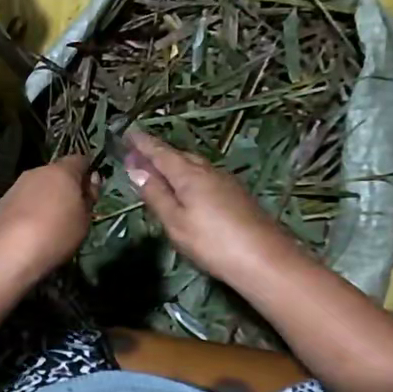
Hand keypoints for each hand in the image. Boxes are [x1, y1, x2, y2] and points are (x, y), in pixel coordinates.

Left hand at [0, 155, 99, 284]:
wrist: (10, 252)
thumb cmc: (57, 233)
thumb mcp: (85, 219)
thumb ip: (89, 197)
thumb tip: (90, 182)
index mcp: (62, 171)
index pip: (80, 159)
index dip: (88, 171)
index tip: (92, 190)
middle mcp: (38, 171)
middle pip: (57, 172)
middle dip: (67, 186)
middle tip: (74, 209)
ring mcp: (17, 185)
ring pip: (39, 186)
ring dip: (48, 197)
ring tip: (52, 222)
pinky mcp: (3, 201)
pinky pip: (25, 200)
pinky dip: (32, 208)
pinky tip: (33, 228)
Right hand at [122, 131, 310, 284]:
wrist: (264, 258)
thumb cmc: (212, 242)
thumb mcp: (176, 222)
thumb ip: (156, 194)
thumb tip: (136, 169)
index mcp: (189, 174)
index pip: (160, 151)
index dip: (143, 143)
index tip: (128, 132)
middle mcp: (208, 170)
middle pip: (179, 156)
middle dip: (157, 154)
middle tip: (137, 157)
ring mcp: (226, 181)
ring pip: (194, 166)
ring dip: (175, 165)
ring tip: (159, 172)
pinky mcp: (237, 195)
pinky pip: (206, 177)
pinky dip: (190, 177)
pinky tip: (188, 189)